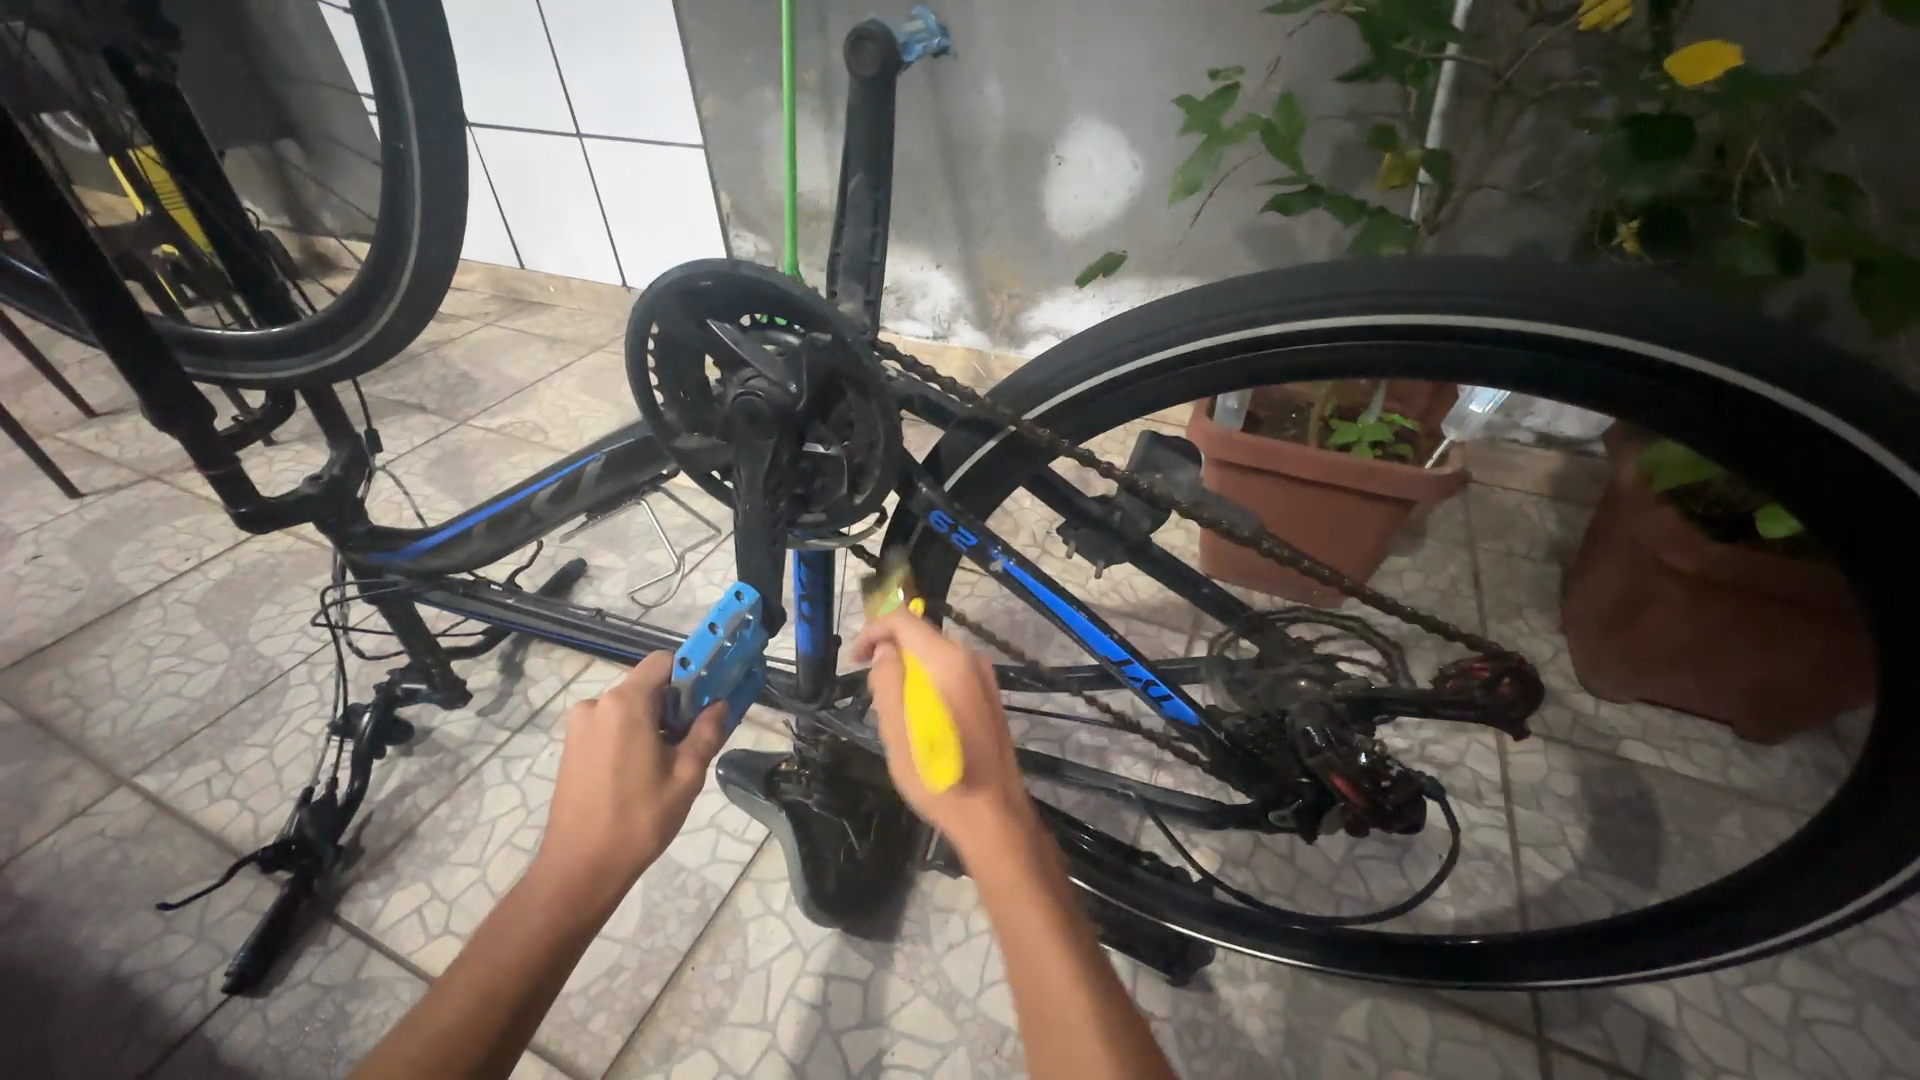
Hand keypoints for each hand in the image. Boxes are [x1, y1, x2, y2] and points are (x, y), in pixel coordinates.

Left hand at [532, 651, 726, 907]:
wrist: (580, 868)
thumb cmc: (640, 819)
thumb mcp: (687, 775)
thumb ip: (707, 731)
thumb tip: (720, 705)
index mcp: (625, 704)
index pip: (664, 662)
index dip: (692, 672)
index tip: (711, 695)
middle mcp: (597, 705)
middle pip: (647, 685)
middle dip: (675, 703)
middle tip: (696, 735)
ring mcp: (579, 727)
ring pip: (629, 708)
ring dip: (654, 722)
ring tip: (670, 761)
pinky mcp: (571, 748)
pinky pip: (611, 726)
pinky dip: (633, 735)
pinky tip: (644, 770)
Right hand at [853, 612, 1037, 855]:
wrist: (993, 813)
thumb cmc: (938, 776)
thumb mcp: (897, 732)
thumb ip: (888, 681)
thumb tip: (884, 649)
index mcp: (947, 662)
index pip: (903, 621)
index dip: (873, 631)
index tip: (855, 659)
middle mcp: (970, 659)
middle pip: (921, 637)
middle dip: (890, 654)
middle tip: (871, 691)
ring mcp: (984, 677)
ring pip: (936, 657)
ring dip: (909, 672)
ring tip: (893, 711)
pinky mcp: (990, 696)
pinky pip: (951, 675)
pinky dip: (929, 683)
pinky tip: (921, 718)